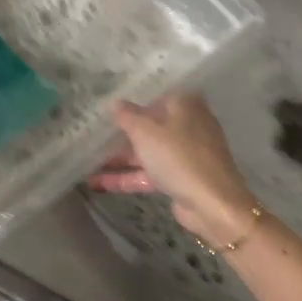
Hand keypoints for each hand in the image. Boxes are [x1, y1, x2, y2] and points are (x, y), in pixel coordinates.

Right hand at [89, 92, 260, 244]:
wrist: (213, 204)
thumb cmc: (179, 157)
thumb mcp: (145, 132)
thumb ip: (127, 116)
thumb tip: (115, 103)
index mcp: (185, 105)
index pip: (154, 96)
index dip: (131, 101)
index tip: (107, 106)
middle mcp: (188, 125)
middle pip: (150, 125)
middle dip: (122, 133)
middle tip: (93, 133)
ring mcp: (186, 153)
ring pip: (148, 151)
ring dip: (120, 158)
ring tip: (88, 162)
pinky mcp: (182, 178)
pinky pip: (150, 172)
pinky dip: (128, 176)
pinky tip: (99, 183)